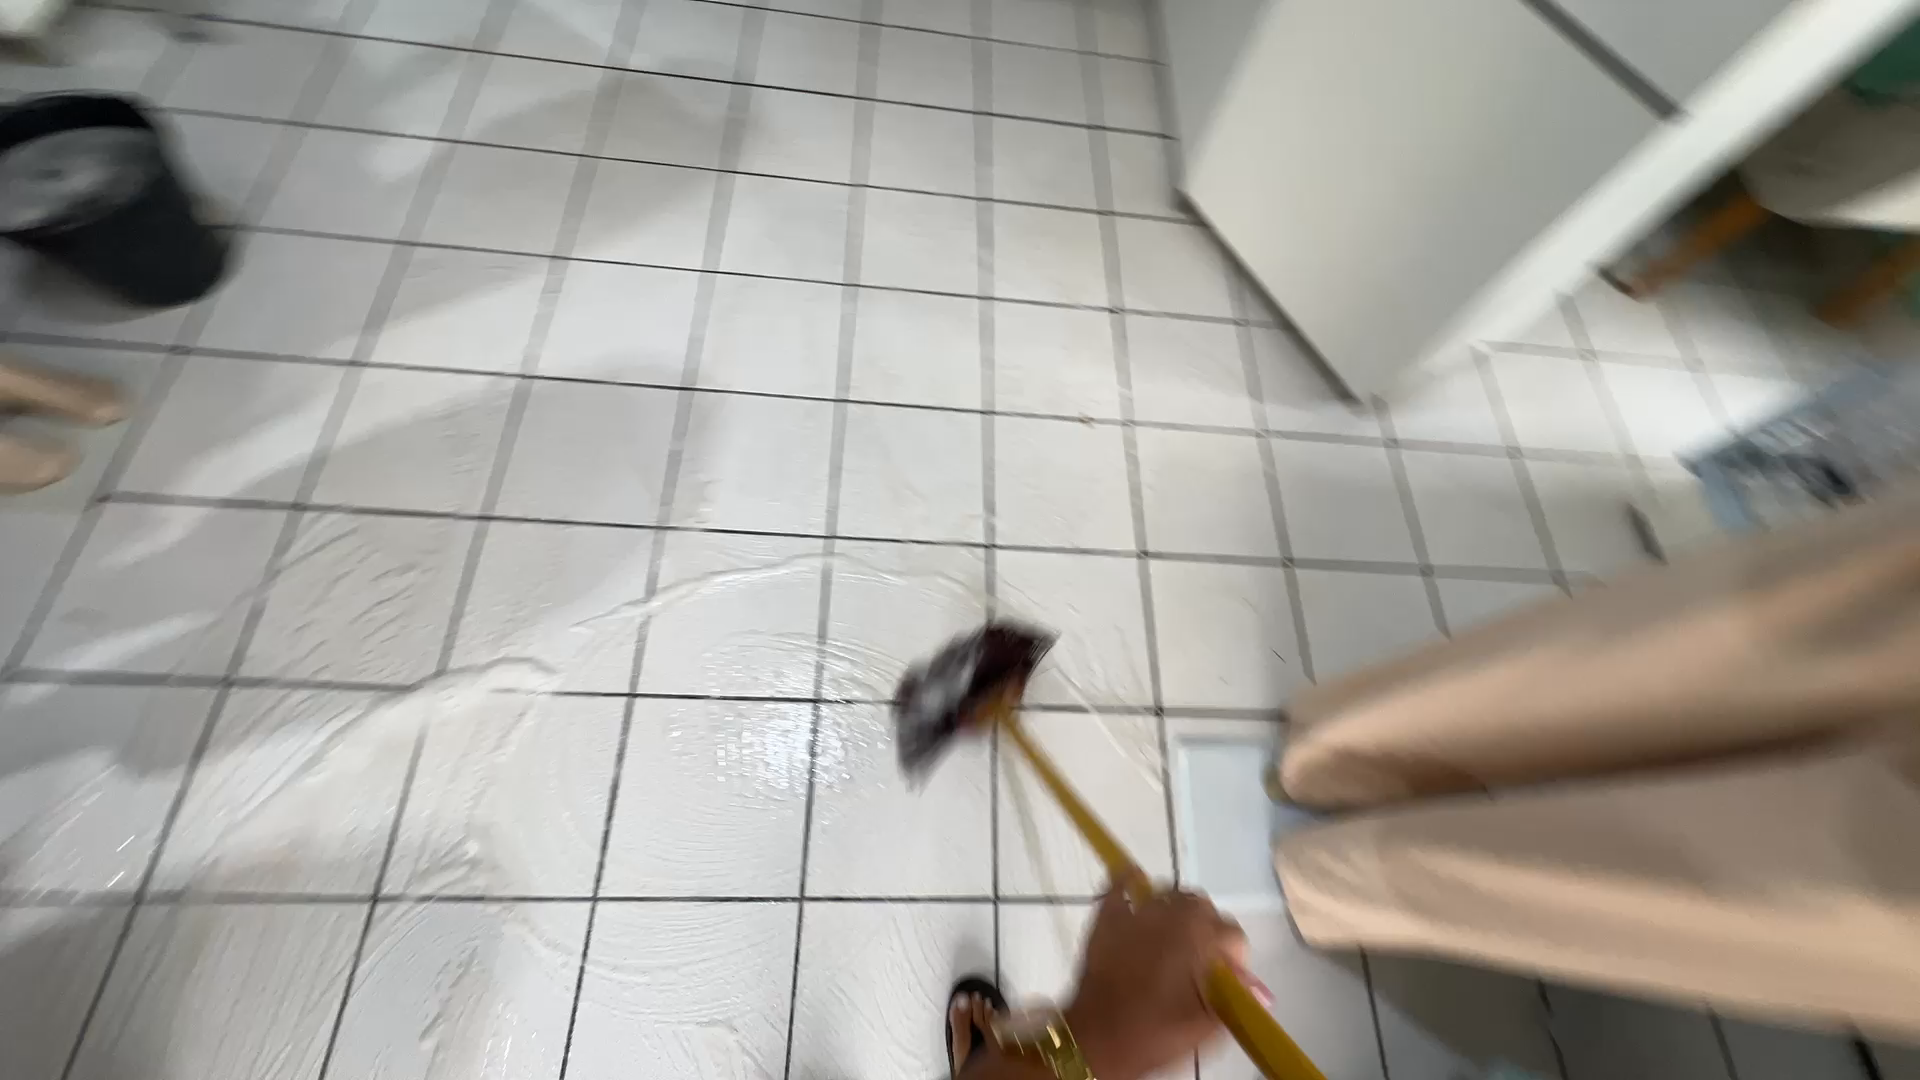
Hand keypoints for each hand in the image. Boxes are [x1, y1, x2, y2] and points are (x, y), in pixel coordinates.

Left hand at [1062, 874, 1260, 1079]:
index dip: (1233, 956)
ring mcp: (1135, 909)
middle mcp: (1169, 913)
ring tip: (1172, 938)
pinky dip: (1131, 883)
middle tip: (1200, 960)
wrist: (1097, 1037)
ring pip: (1167, 891)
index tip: (1225, 977)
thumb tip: (1261, 991)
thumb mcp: (1203, 1026)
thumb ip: (1235, 1001)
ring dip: (1175, 908)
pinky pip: (1120, 883)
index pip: (1232, 932)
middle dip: (1207, 928)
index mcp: (1198, 938)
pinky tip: (1137, 896)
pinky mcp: (1106, 912)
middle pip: (1201, 905)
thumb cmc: (1154, 1034)